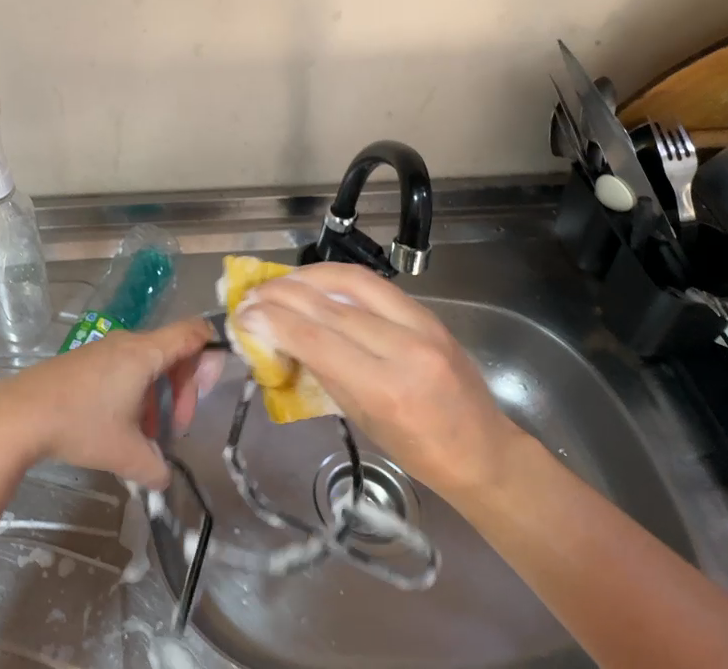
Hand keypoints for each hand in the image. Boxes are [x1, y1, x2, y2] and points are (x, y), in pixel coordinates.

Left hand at [0, 318, 222, 490]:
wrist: (19, 415)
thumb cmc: (79, 425)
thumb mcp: (126, 455)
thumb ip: (156, 467)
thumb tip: (163, 477)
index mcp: (144, 353)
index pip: (193, 332)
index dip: (212, 354)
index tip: (209, 389)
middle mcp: (127, 342)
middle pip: (174, 352)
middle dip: (183, 390)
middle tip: (174, 428)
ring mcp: (103, 349)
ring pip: (148, 363)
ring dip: (158, 396)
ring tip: (148, 434)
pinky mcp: (85, 360)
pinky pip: (125, 367)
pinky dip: (135, 392)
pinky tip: (121, 426)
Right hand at [237, 263, 524, 500]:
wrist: (484, 451)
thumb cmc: (417, 451)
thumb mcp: (360, 418)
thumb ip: (322, 370)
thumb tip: (278, 336)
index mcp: (387, 389)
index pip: (316, 339)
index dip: (272, 321)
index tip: (243, 314)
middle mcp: (406, 350)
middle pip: (329, 306)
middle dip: (281, 295)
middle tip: (251, 295)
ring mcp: (422, 326)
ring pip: (351, 282)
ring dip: (306, 276)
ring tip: (278, 281)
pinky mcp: (428, 314)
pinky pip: (373, 285)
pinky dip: (335, 278)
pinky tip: (313, 281)